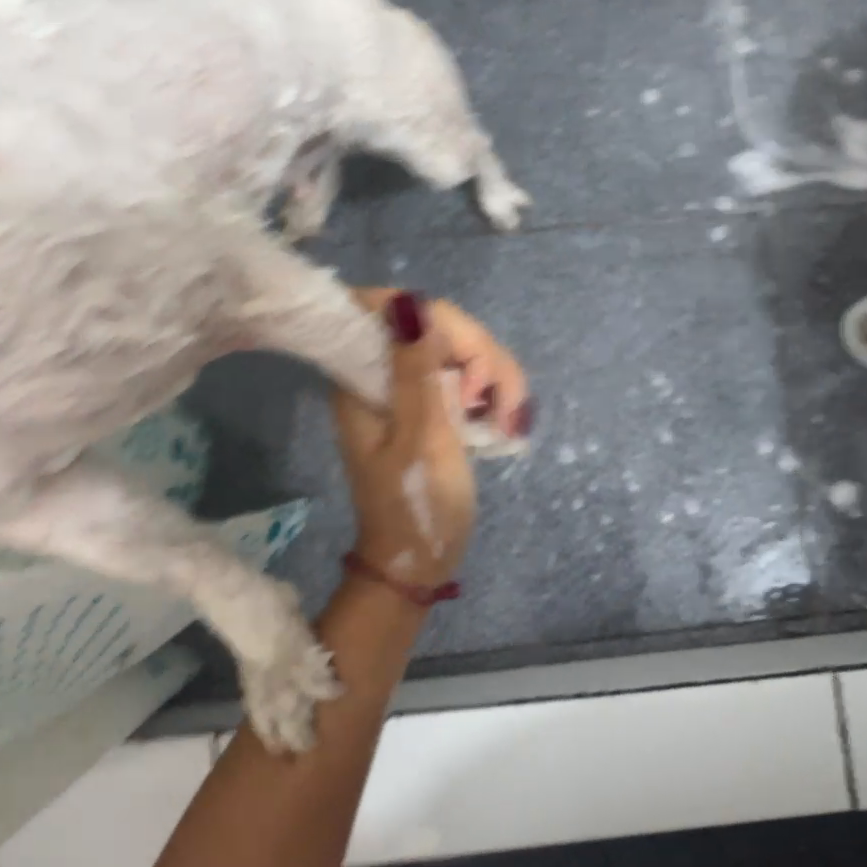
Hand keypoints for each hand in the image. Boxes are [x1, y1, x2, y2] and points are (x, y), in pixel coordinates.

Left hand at [331, 291, 529, 587]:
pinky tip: (504, 422)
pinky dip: (494, 395)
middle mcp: (384, 374)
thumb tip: (408, 304)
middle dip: (477, 357)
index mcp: (362, 377)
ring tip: (504, 423)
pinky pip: (470, 377)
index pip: (391, 308)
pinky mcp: (435, 406)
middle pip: (440, 326)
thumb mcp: (422, 437)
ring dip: (495, 379)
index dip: (436, 320)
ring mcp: (412, 389)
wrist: (419, 562)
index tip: (463, 360)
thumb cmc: (416, 505)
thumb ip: (415, 370)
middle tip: (484, 407)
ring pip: (463, 351)